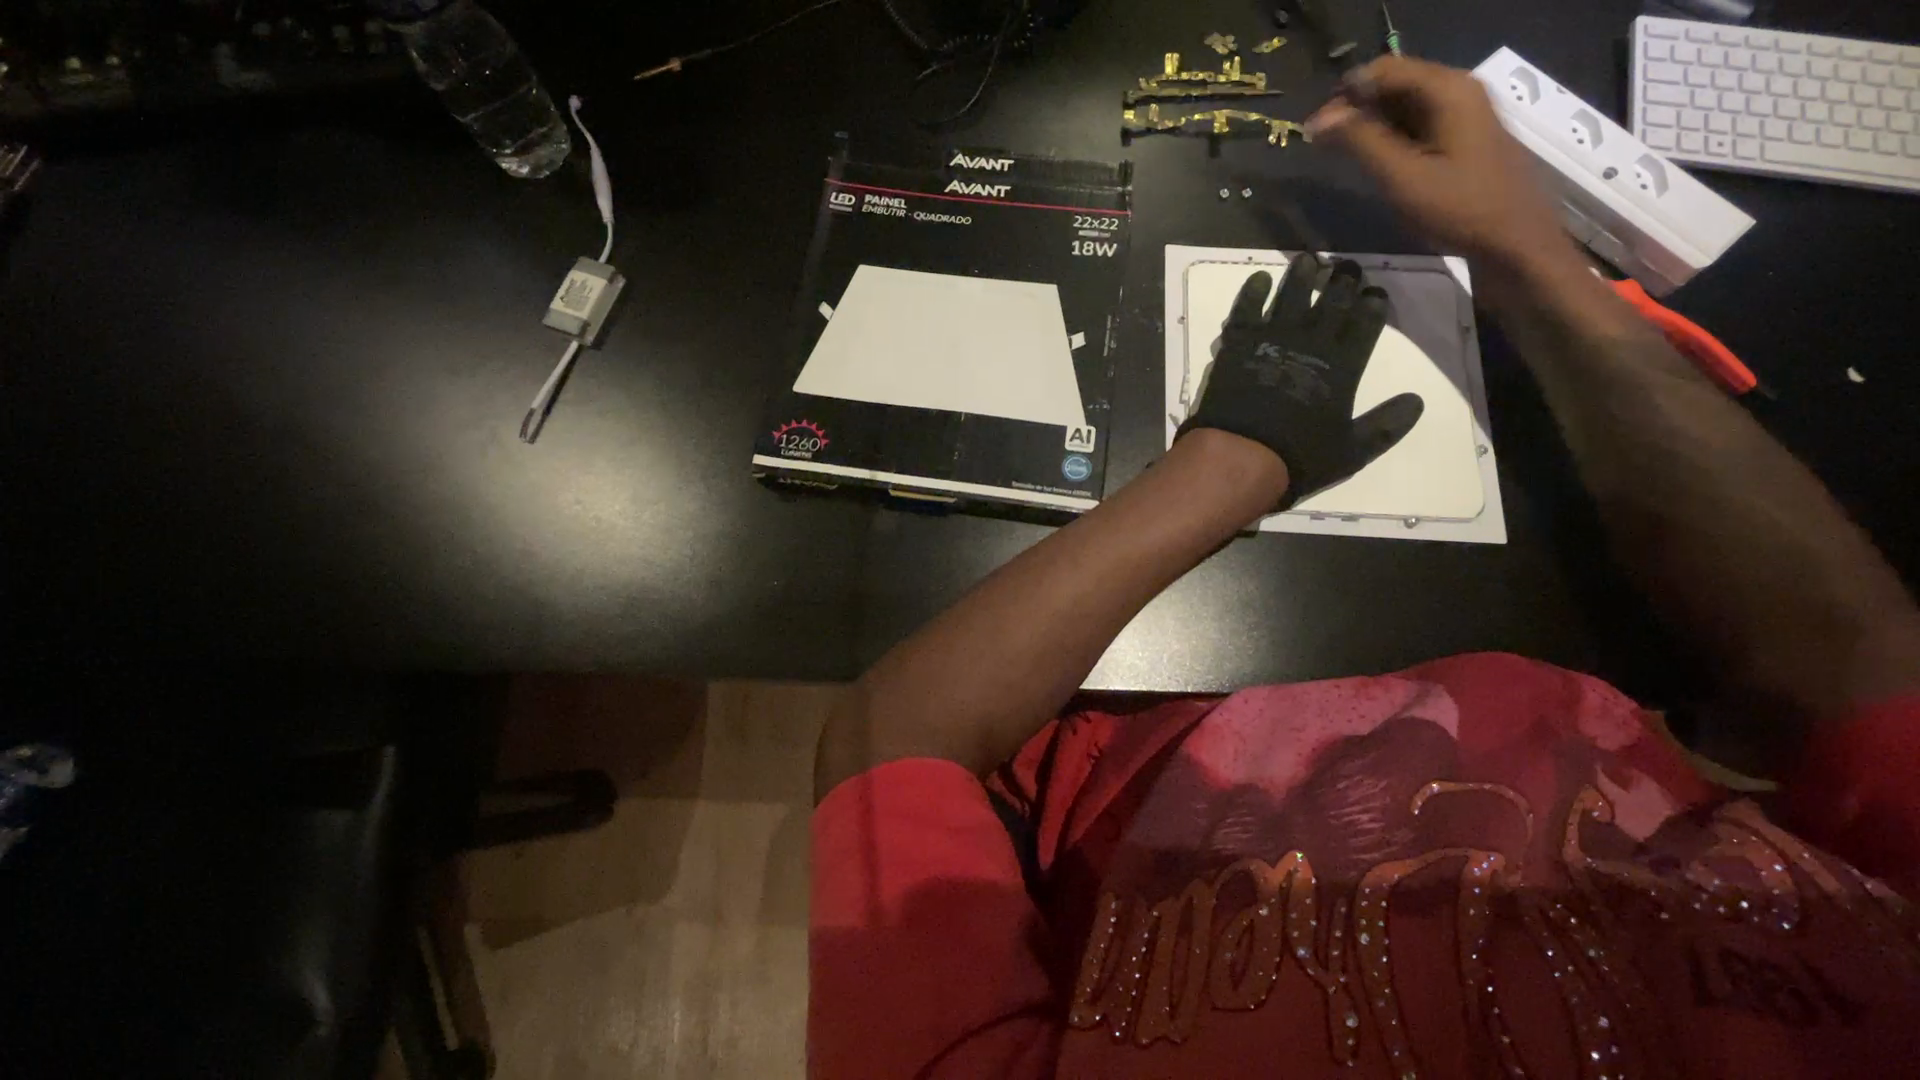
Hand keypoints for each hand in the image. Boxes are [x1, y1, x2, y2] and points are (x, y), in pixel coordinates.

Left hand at [1179, 253, 1422, 508]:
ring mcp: (1272, 340)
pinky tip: (1259, 280)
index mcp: (1343, 366)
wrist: (1240, 454)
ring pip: (1290, 297)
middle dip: (1343, 282)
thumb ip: (1385, 426)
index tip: (1375, 293)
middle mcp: (1311, 343)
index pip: (1365, 326)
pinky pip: (1246, 310)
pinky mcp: (1238, 344)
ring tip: (1307, 260)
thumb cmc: (1298, 455)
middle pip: (1331, 303)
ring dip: (1300, 276)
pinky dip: (1253, 293)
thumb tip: (1417, 402)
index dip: (1373, 307)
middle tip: (1347, 265)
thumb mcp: (1352, 451)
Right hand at [1306, 56, 1578, 274]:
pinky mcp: (1463, 137)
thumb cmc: (1458, 208)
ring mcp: (1464, 113)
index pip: (1383, 70)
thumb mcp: (1402, 176)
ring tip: (1343, 155)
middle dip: (1355, 108)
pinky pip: (1418, 124)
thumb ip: (1360, 142)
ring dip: (1370, 125)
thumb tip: (1320, 119)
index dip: (1344, 93)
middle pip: (1394, 84)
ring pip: (1404, 105)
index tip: (1315, 127)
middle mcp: (1458, 90)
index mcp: (1447, 89)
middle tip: (1324, 144)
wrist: (1514, 241)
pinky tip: (1375, 162)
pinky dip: (1391, 137)